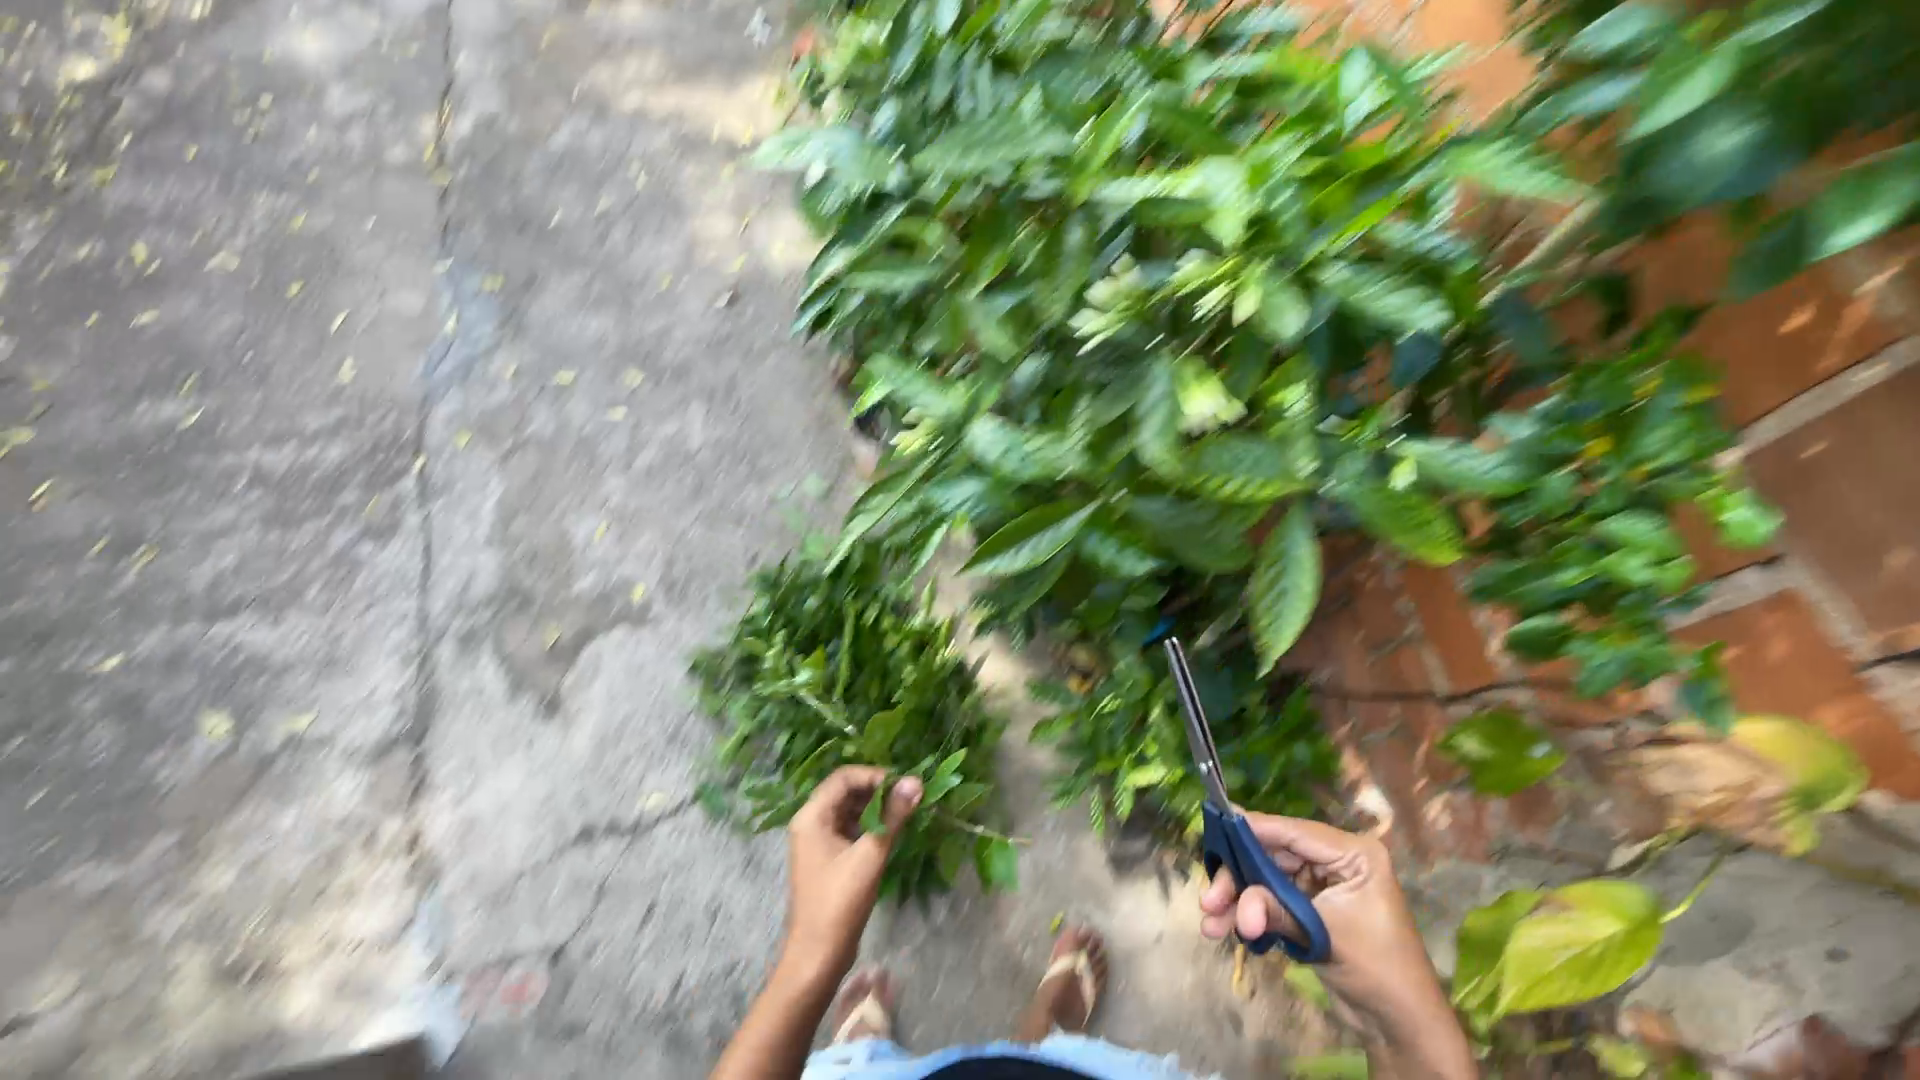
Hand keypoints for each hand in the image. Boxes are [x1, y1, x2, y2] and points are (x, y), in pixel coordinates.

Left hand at [778, 766, 922, 986]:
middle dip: (877, 791)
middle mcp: (810, 823)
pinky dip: (870, 827)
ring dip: (875, 809)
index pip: (843, 778)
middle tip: (908, 797)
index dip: (874, 776)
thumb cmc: (840, 902)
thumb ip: (893, 816)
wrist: (817, 955)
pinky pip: (849, 830)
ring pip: (849, 811)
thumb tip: (916, 782)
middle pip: (846, 792)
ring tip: (904, 812)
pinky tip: (891, 833)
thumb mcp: (870, 856)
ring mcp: (818, 842)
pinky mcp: (828, 858)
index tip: (903, 785)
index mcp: (812, 817)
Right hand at [1197, 815, 1463, 1056]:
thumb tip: (1235, 909)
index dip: (1253, 829)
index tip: (1216, 825)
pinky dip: (1250, 914)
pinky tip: (1227, 930)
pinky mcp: (1309, 908)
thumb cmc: (1378, 968)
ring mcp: (1320, 885)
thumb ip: (1276, 912)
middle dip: (1238, 878)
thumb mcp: (1325, 934)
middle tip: (1209, 900)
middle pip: (1272, 856)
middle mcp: (1335, 862)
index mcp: (1353, 854)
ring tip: (1211, 924)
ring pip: (1266, 879)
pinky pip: (1271, 900)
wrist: (1399, 1023)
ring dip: (1238, 901)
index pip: (1294, 832)